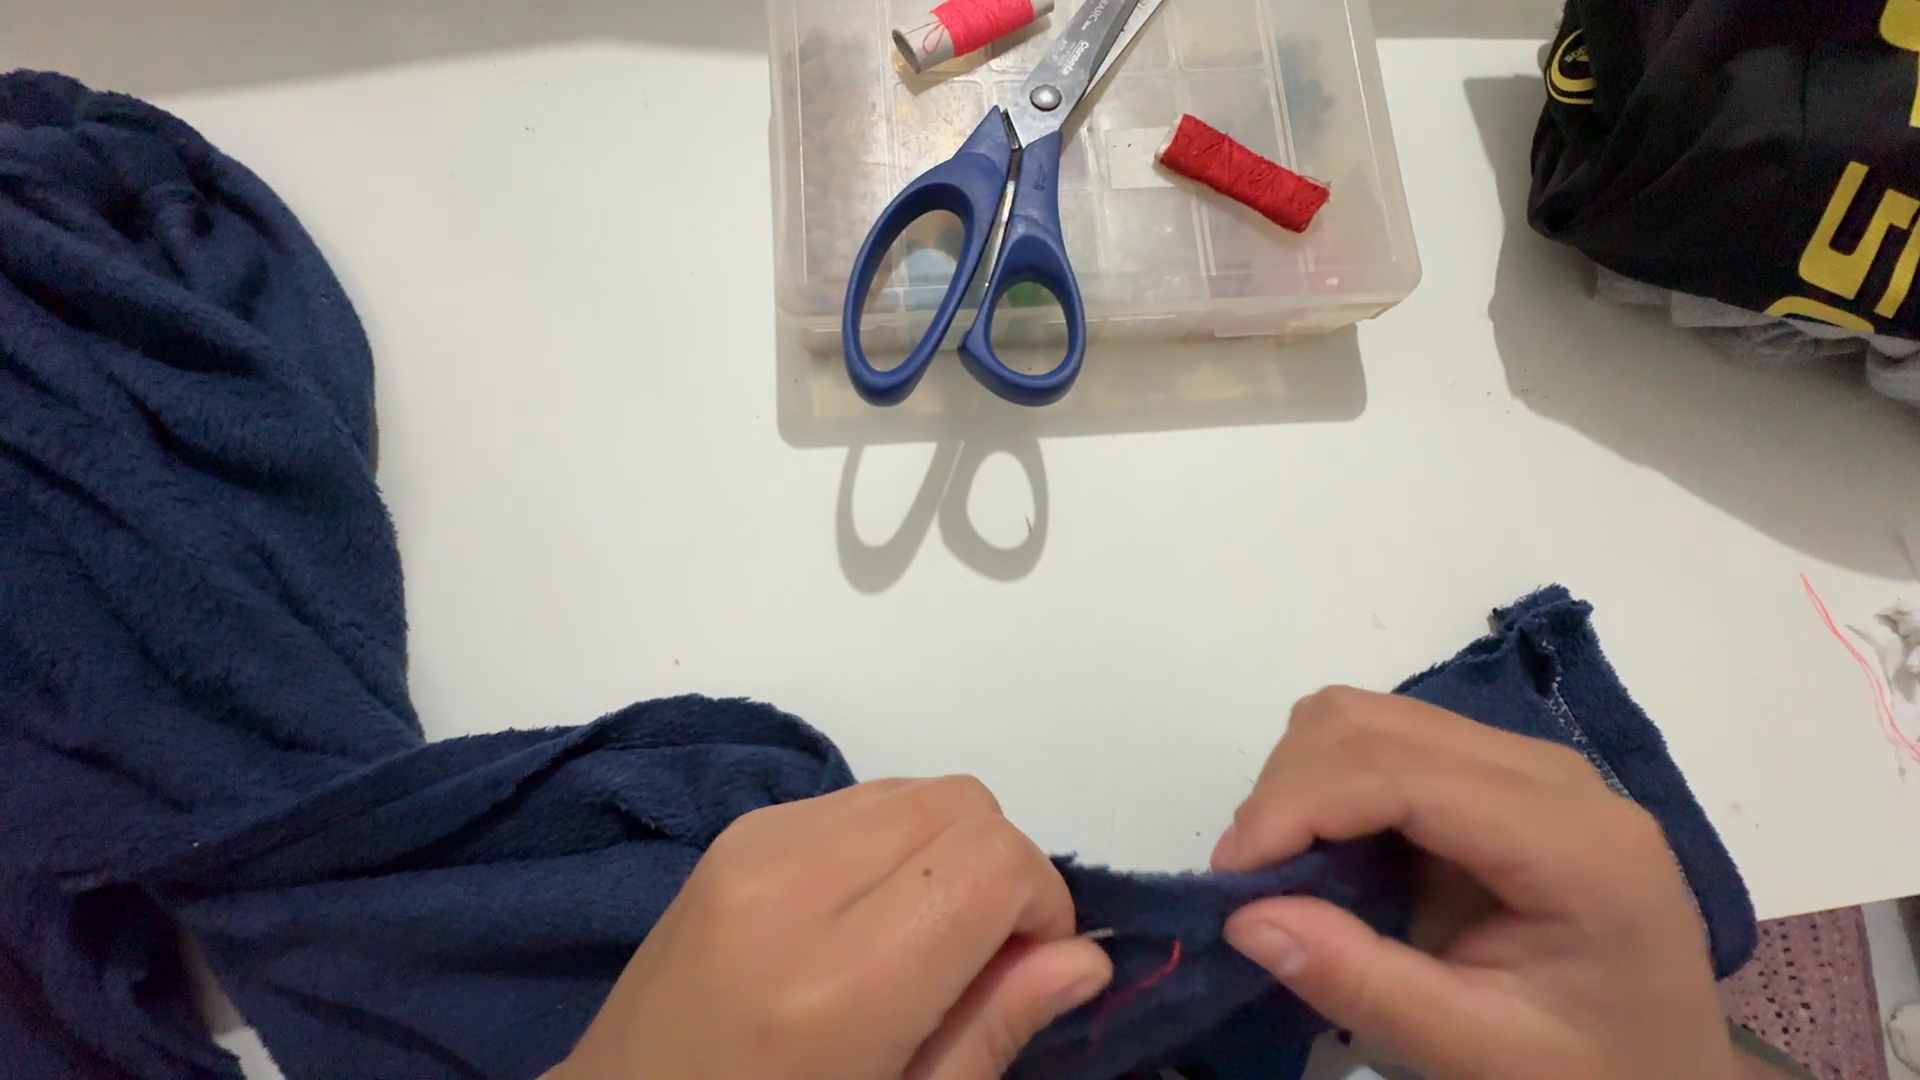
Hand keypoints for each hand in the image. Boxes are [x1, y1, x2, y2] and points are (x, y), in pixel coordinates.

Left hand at [548, 777, 1111, 1079]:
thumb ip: (992, 1030)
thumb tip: (1084, 955)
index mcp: (832, 981)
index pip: (990, 859)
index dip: (1042, 903)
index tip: (1030, 964)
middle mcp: (792, 880)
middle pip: (963, 803)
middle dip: (1001, 867)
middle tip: (980, 953)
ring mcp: (757, 838)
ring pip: (920, 788)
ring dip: (950, 848)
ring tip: (919, 932)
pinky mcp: (741, 826)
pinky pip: (865, 797)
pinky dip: (899, 838)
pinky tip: (867, 908)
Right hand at [1211, 687, 1746, 1079]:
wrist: (1659, 1070)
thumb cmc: (1586, 1074)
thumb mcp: (1481, 1059)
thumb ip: (1362, 983)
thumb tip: (1240, 916)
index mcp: (1574, 844)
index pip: (1396, 773)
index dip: (1293, 807)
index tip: (1232, 877)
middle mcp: (1545, 772)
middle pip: (1365, 724)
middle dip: (1285, 792)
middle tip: (1254, 879)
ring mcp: (1513, 758)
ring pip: (1357, 714)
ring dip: (1297, 777)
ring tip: (1289, 860)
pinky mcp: (1481, 762)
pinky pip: (1369, 732)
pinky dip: (1320, 775)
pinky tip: (1330, 841)